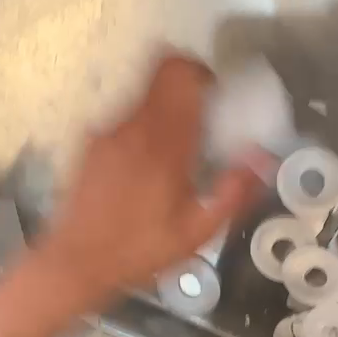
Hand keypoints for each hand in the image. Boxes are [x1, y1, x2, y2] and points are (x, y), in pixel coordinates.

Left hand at [31, 52, 264, 308]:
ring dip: (165, 110)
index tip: (217, 94)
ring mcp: (106, 132)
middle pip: (161, 73)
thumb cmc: (140, 250)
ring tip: (176, 151)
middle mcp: (132, 127)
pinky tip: (146, 168)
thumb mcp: (198, 232)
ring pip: (143, 95)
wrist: (75, 263)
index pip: (180, 75)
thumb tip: (262, 158)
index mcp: (164, 143)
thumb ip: (234, 191)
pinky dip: (143, 129)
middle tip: (203, 117)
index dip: (202, 73)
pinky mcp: (90, 143)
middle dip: (187, 86)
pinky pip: (125, 119)